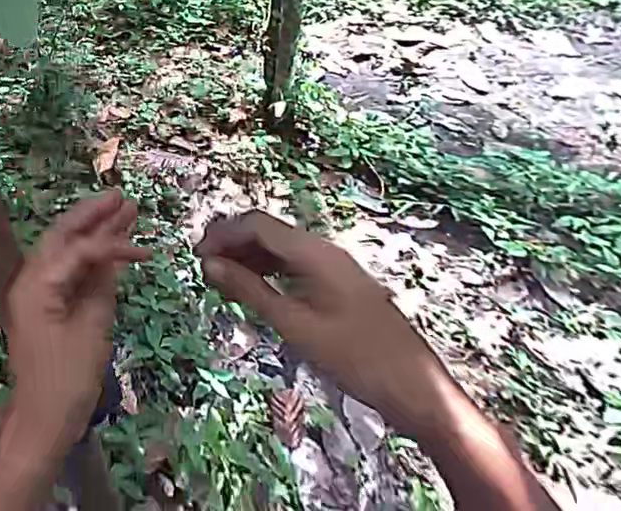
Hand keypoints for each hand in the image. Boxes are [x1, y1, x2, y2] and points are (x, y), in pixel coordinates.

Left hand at [0, 192, 151, 461]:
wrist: (41, 420)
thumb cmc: (66, 380)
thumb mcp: (91, 333)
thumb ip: (102, 288)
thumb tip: (114, 258)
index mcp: (37, 281)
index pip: (78, 249)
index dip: (112, 244)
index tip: (145, 249)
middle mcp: (31, 277)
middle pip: (63, 235)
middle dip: (92, 216)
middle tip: (120, 197)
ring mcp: (35, 288)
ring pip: (64, 249)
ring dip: (90, 231)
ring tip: (120, 210)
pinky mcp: (43, 302)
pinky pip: (65, 268)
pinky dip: (86, 256)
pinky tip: (108, 247)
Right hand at [195, 211, 462, 439]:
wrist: (422, 397)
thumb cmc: (356, 359)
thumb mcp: (294, 325)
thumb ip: (249, 290)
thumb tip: (208, 265)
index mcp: (315, 253)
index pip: (256, 225)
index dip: (222, 235)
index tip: (198, 256)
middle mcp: (324, 251)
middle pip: (267, 232)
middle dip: (232, 244)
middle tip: (206, 268)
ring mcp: (334, 267)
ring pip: (278, 248)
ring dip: (248, 258)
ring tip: (223, 280)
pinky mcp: (339, 285)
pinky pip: (293, 265)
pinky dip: (268, 271)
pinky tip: (254, 290)